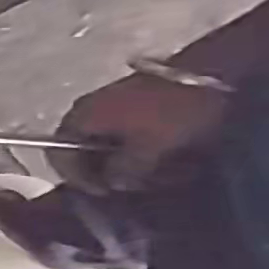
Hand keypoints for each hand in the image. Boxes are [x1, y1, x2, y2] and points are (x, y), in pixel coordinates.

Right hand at [56, 73, 229, 190]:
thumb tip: (113, 184)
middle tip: (132, 186)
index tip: (104, 193)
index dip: (75, 177)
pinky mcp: (131, 103)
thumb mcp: (150, 147)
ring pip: (103, 142)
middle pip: (80, 149)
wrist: (211, 75)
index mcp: (80, 119)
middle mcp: (85, 111)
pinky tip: (161, 157)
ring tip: (154, 174)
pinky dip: (135, 149)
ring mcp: (108, 105)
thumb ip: (126, 169)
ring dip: (122, 161)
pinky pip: (121, 133)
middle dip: (103, 171)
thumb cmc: (172, 114)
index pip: (57, 153)